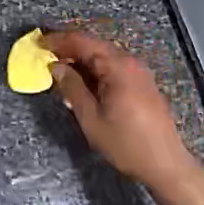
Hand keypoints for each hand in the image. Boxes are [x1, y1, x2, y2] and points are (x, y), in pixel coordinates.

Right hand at [45, 30, 203, 197]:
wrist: (165, 164)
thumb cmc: (125, 143)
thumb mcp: (91, 118)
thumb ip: (72, 88)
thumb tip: (56, 67)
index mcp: (117, 67)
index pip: (82, 42)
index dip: (58, 40)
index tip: (38, 44)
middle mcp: (130, 62)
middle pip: (94, 45)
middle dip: (68, 48)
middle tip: (45, 56)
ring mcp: (139, 72)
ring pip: (104, 56)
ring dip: (81, 60)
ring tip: (60, 70)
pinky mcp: (142, 84)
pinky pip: (114, 67)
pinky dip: (95, 69)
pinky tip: (83, 83)